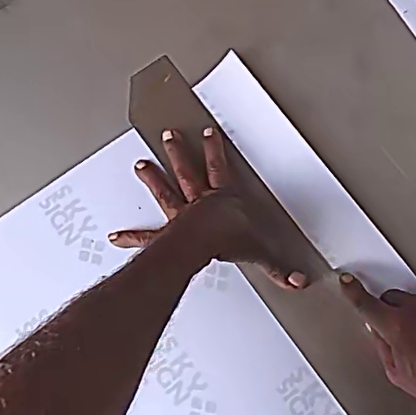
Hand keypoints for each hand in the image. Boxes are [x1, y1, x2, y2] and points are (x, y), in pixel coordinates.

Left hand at [111, 127, 306, 289]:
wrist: (206, 243)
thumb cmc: (230, 239)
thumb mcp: (262, 252)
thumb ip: (278, 268)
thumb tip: (297, 281)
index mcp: (224, 199)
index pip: (221, 168)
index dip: (215, 150)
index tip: (209, 133)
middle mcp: (201, 202)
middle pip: (189, 171)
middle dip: (179, 153)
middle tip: (170, 136)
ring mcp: (182, 215)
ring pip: (166, 191)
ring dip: (153, 178)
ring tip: (141, 165)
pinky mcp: (169, 234)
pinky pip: (149, 235)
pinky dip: (133, 236)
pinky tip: (117, 236)